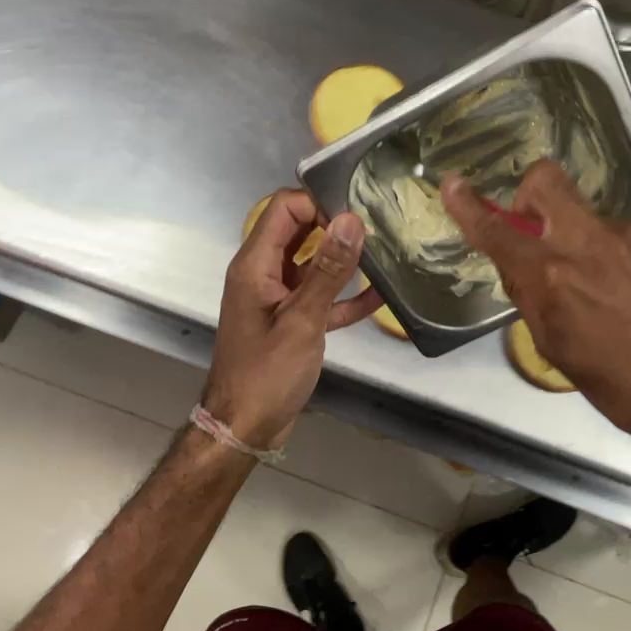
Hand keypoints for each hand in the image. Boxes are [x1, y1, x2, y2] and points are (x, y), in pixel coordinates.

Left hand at [202, 189, 381, 448]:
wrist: (244, 427)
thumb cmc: (266, 374)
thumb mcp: (302, 321)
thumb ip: (327, 271)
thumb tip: (351, 220)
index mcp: (255, 265)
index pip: (283, 208)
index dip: (318, 204)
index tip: (356, 214)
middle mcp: (263, 274)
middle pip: (298, 231)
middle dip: (335, 226)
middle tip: (378, 228)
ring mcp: (276, 298)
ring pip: (312, 264)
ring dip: (344, 261)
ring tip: (385, 253)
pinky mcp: (291, 321)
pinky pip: (319, 298)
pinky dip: (344, 297)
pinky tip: (380, 296)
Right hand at [440, 161, 630, 492]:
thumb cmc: (617, 386)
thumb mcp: (554, 347)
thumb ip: (531, 297)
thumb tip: (521, 268)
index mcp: (553, 277)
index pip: (497, 232)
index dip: (468, 207)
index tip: (452, 184)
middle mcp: (589, 243)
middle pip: (545, 182)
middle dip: (529, 197)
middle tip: (536, 233)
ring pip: (588, 219)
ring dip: (581, 244)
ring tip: (604, 295)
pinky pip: (623, 238)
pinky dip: (617, 259)